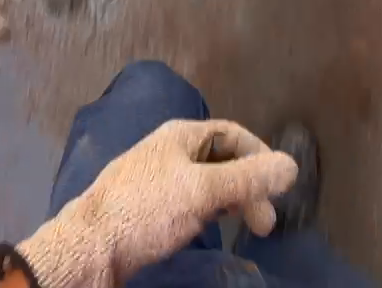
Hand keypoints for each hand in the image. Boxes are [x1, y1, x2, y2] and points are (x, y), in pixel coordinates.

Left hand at [14, 119, 297, 287]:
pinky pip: (191, 202)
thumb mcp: (201, 191)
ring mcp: (158, 180)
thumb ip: (246, 179)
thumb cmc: (145, 210)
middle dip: (249, 185)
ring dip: (232, 200)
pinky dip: (211, 212)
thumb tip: (292, 164)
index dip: (259, 155)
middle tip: (266, 222)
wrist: (88, 248)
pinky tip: (214, 228)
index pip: (231, 133)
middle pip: (221, 159)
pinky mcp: (149, 209)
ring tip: (248, 227)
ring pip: (207, 183)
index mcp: (181, 135)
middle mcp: (170, 151)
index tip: (280, 185)